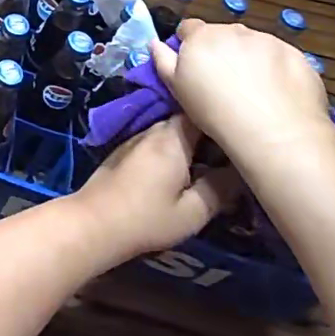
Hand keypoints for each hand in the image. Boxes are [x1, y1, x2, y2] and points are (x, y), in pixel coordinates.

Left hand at [70, 115, 237, 258]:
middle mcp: (152, 131)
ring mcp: (135, 139)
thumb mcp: (193, 212)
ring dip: (188, 144)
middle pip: (184, 121)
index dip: (221, 121)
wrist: (95, 222)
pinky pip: (155, 142)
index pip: (199, 113)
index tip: (240, 135)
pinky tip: (180, 171)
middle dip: (207, 134)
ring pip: (169, 132)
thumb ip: (219, 189)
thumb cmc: (147, 218)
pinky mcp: (124, 151)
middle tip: (229, 155)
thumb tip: (239, 172)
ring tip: (210, 164)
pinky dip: (171, 150)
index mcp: (171, 139)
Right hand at [151, 20, 333, 165]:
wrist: (275, 132)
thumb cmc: (215, 111)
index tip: (194, 66)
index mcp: (202, 36)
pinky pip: (279, 56)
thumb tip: (155, 42)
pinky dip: (276, 68)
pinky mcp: (296, 54)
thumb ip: (163, 60)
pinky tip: (278, 93)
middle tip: (224, 82)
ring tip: (254, 90)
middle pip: (222, 34)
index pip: (189, 28)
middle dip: (221, 50)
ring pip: (252, 44)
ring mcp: (268, 40)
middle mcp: (234, 30)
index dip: (189, 44)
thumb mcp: (177, 89)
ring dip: (249, 57)